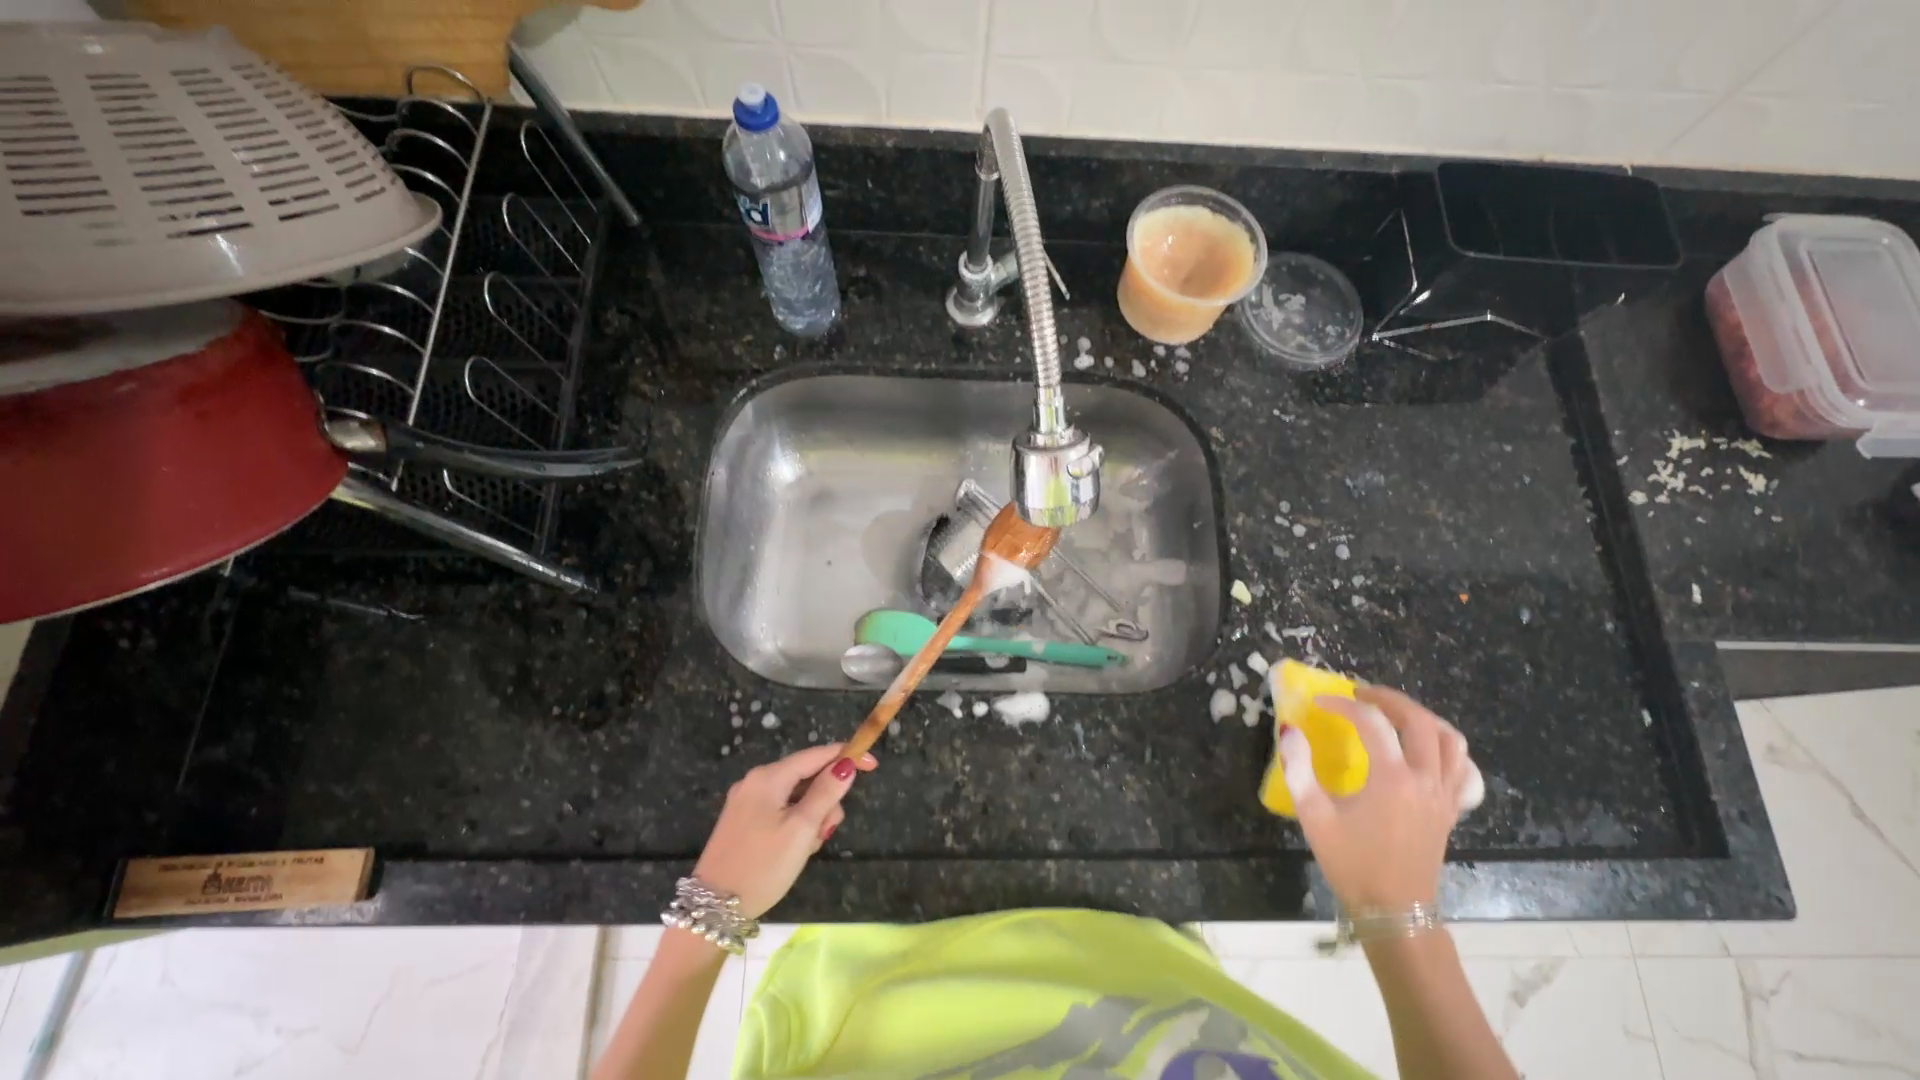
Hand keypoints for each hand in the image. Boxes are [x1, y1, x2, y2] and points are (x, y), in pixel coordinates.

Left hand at [692, 743, 877, 918]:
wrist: (715, 907)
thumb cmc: (763, 866)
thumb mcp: (801, 829)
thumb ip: (826, 793)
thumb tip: (847, 764)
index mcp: (768, 777)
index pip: (815, 755)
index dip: (846, 756)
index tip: (874, 765)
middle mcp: (755, 782)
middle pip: (806, 777)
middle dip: (824, 801)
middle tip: (823, 833)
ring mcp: (746, 802)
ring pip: (796, 797)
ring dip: (811, 818)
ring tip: (806, 849)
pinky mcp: (743, 821)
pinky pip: (781, 811)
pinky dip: (795, 825)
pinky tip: (792, 851)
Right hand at [1279, 685, 1476, 911]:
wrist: (1393, 910)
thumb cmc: (1350, 863)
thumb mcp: (1314, 816)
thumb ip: (1298, 769)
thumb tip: (1289, 731)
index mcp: (1392, 778)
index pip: (1371, 722)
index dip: (1344, 704)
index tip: (1320, 703)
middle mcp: (1425, 779)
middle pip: (1419, 720)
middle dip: (1389, 699)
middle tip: (1361, 694)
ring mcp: (1445, 795)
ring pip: (1450, 740)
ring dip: (1423, 718)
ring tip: (1395, 715)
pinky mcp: (1451, 809)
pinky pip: (1463, 769)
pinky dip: (1449, 750)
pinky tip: (1428, 751)